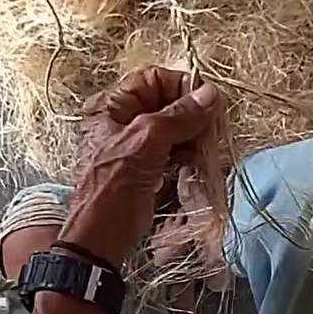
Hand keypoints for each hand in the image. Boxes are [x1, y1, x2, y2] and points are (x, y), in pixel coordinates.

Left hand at [60, 66, 223, 268]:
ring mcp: (136, 147)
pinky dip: (187, 153)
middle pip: (166, 103)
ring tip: (205, 146)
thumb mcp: (146, 142)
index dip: (179, 85)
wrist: (101, 234)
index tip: (205, 102)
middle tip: (209, 127)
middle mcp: (124, 122)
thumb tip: (211, 94)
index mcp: (112, 107)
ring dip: (192, 135)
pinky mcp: (147, 169)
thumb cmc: (115, 185)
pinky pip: (172, 151)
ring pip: (173, 129)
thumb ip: (178, 116)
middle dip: (191, 113)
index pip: (153, 79)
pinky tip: (197, 160)